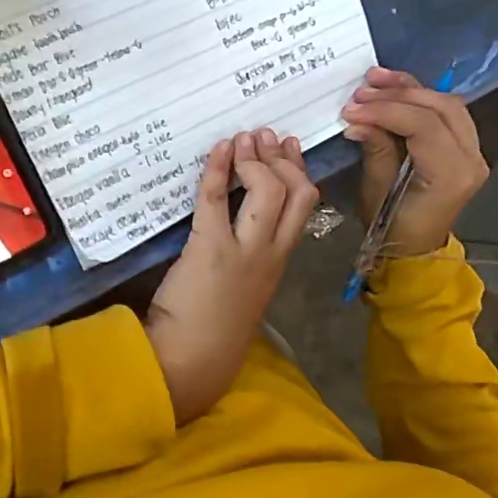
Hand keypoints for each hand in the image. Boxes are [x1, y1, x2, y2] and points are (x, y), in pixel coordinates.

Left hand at [146, 128, 319, 423]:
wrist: (194, 359)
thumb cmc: (212, 327)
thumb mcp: (243, 289)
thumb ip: (248, 258)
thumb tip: (238, 224)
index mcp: (279, 261)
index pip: (304, 208)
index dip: (298, 172)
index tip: (287, 150)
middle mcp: (270, 253)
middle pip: (297, 193)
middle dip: (281, 158)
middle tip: (262, 137)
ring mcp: (244, 252)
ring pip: (268, 192)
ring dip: (254, 160)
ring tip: (243, 140)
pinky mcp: (210, 250)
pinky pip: (216, 200)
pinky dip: (216, 171)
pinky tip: (216, 154)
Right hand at [340, 67, 488, 258]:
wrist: (414, 247)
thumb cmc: (391, 226)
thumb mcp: (376, 191)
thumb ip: (376, 150)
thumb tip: (357, 121)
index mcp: (452, 175)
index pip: (424, 126)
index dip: (386, 111)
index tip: (351, 108)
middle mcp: (472, 157)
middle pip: (440, 108)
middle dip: (398, 94)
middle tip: (360, 92)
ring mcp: (473, 150)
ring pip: (446, 104)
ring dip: (409, 89)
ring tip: (374, 79)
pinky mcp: (464, 145)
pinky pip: (446, 112)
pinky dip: (419, 96)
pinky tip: (392, 85)